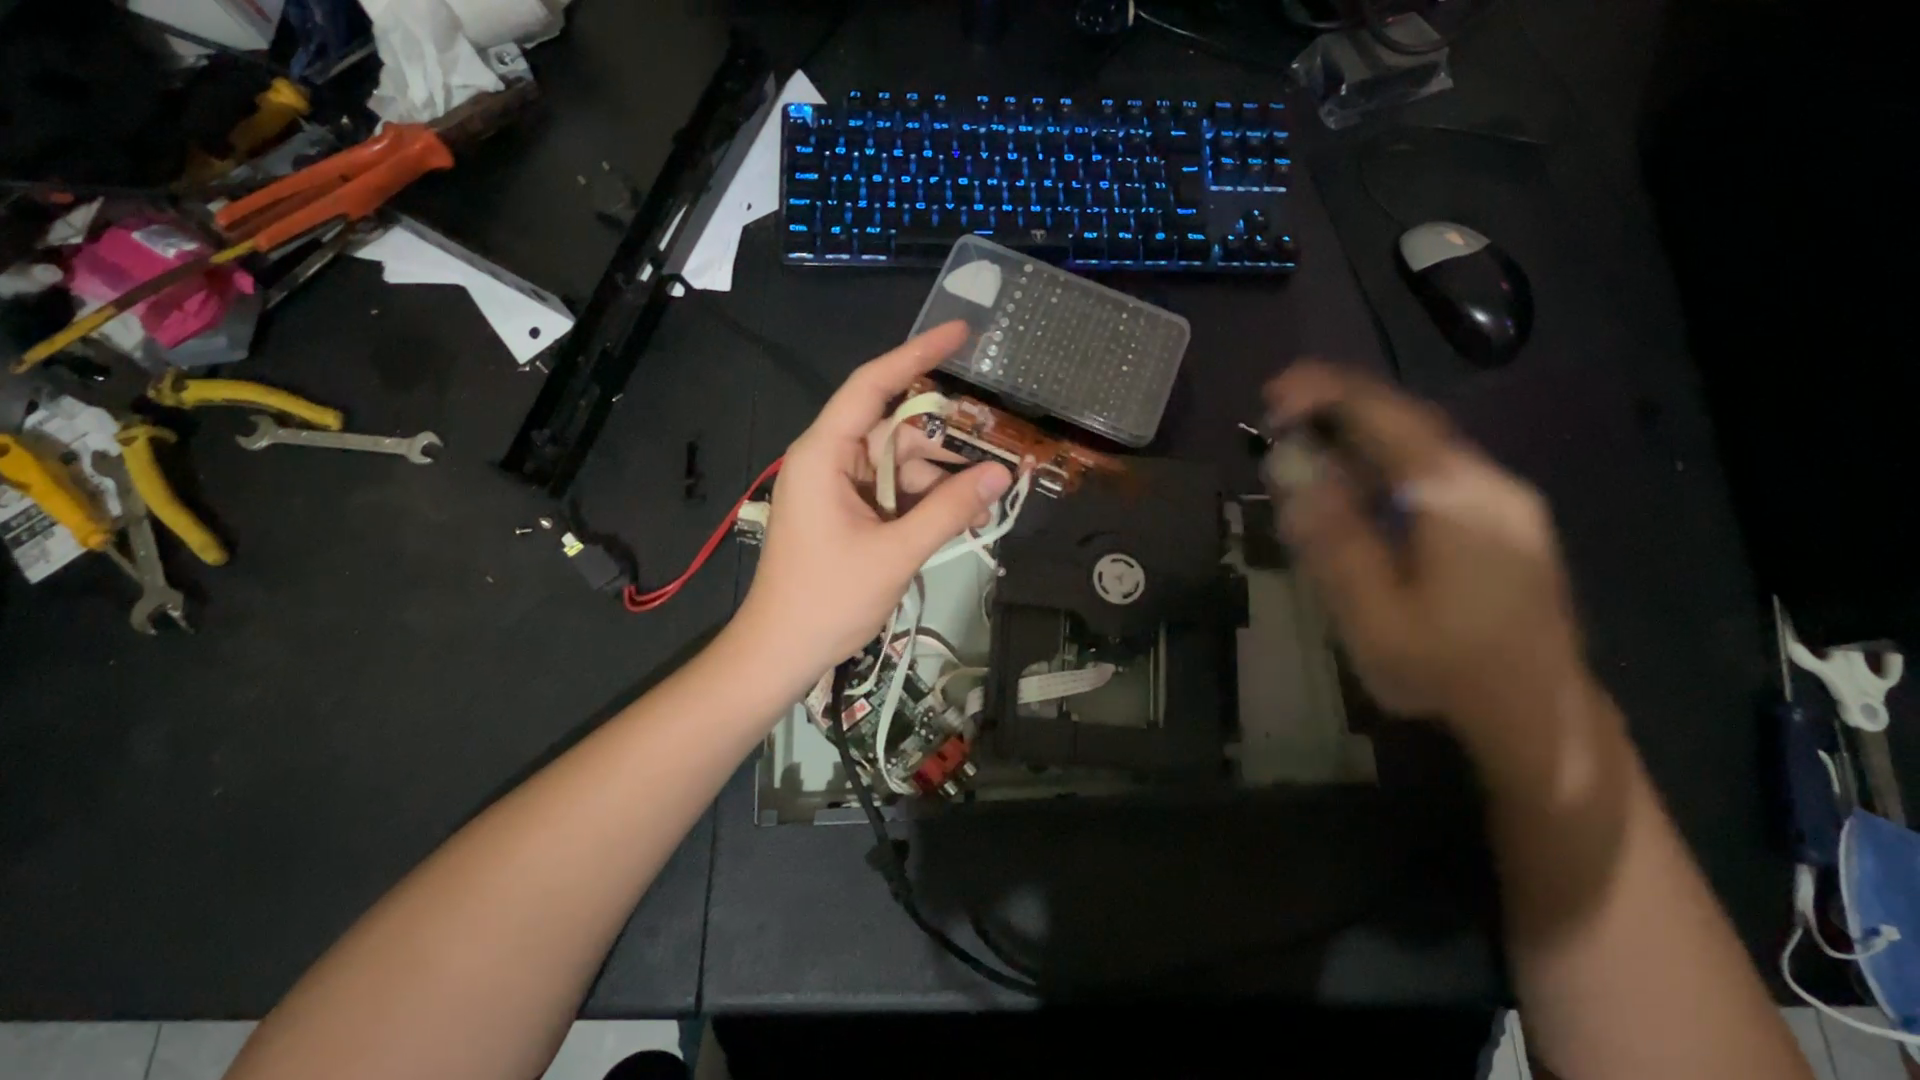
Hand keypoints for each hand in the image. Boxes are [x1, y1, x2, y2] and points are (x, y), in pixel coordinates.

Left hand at [732, 322, 1012, 687]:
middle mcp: (830, 460)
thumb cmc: (826, 599)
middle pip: (895, 429)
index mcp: (824, 454)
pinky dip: (927, 501)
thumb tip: (1001, 473)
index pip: (872, 385)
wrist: (779, 651)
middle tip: (1002, 448)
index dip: (917, 355)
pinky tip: (964, 515)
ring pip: (901, 464)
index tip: (962, 333)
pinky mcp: (847, 514)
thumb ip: (949, 511)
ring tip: (990, 499)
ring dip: (943, 479)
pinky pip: (895, 492)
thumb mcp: (894, 553)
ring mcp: (838, 489)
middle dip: (946, 441)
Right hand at [1265, 361, 1588, 732]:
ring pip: (1425, 448)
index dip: (1328, 394)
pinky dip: (1389, 464)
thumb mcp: (1374, 616)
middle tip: (1280, 412)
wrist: (1539, 715)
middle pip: (1409, 424)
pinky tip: (1358, 487)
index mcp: (1457, 499)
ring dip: (1363, 437)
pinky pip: (1440, 473)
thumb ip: (1333, 540)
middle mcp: (1489, 484)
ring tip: (1307, 446)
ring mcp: (1505, 502)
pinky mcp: (1506, 523)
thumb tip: (1292, 470)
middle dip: (1341, 409)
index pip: (1388, 419)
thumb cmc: (1448, 670)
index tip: (1274, 392)